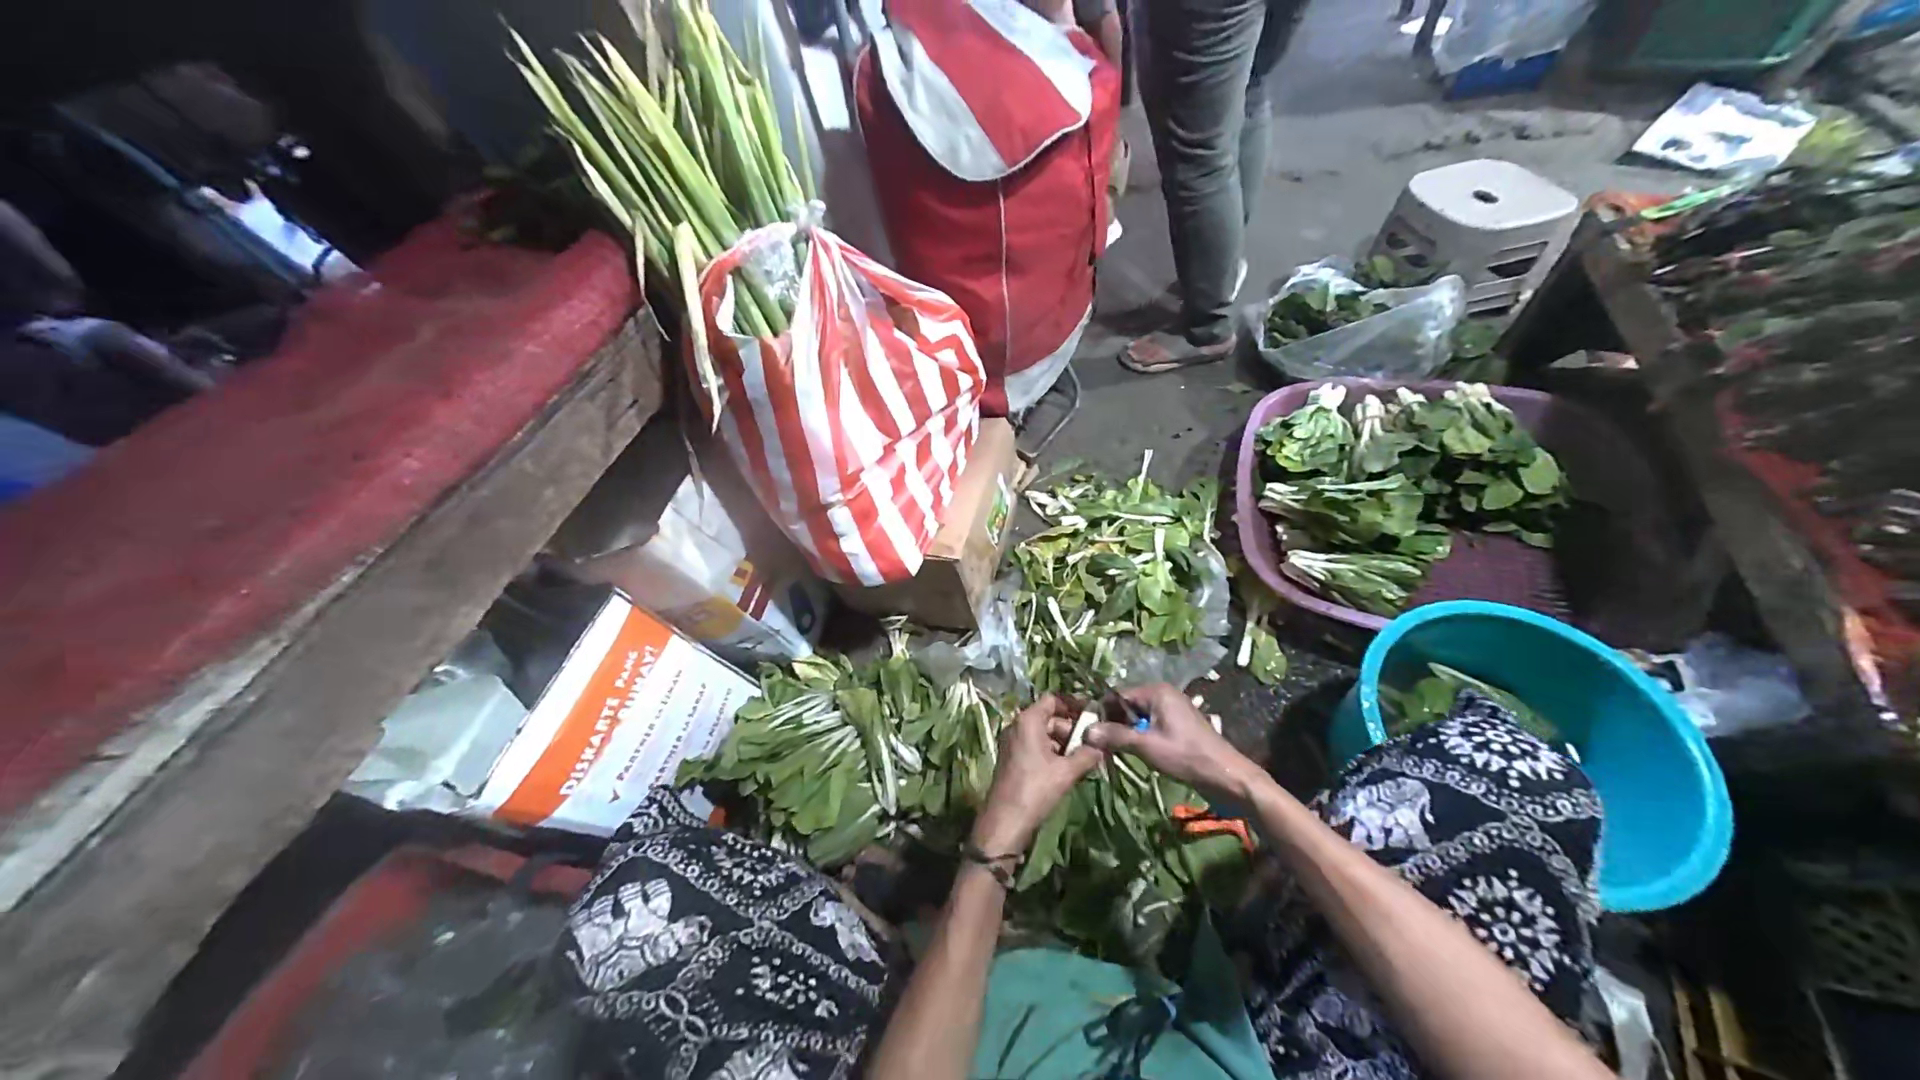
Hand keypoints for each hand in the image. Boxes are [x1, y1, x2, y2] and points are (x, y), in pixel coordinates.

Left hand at [970, 694, 1103, 853]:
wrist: (1006, 821)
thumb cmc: (1036, 789)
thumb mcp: (1067, 771)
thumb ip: (1087, 754)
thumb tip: (1103, 745)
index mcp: (1027, 721)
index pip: (1053, 700)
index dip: (1073, 705)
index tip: (1093, 717)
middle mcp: (1017, 726)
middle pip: (1050, 718)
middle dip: (1072, 730)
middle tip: (1093, 744)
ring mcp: (1013, 743)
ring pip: (1044, 734)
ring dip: (1064, 744)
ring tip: (1086, 759)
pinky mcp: (1013, 758)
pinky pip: (1036, 747)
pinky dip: (1053, 753)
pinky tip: (1069, 769)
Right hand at [1084, 683, 1262, 801]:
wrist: (1227, 777)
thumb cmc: (1186, 757)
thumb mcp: (1147, 746)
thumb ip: (1115, 736)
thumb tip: (1086, 731)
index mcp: (1157, 691)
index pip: (1118, 695)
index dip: (1102, 712)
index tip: (1088, 731)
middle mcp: (1164, 695)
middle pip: (1127, 705)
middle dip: (1113, 723)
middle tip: (1098, 744)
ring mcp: (1172, 711)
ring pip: (1138, 718)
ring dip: (1126, 733)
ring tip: (1112, 751)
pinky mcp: (1178, 726)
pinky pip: (1150, 726)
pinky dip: (1139, 738)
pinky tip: (1133, 753)